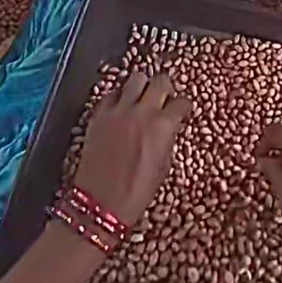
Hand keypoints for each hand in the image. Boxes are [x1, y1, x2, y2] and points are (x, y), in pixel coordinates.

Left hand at [73, 71, 188, 227]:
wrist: (100, 204)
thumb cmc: (137, 192)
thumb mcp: (163, 165)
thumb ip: (166, 138)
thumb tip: (167, 127)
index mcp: (163, 126)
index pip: (181, 103)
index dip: (183, 107)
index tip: (181, 110)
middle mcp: (142, 112)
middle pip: (160, 80)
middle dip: (166, 88)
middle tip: (164, 97)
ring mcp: (118, 111)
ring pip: (135, 78)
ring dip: (142, 86)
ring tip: (142, 97)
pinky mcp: (99, 115)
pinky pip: (112, 94)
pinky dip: (119, 97)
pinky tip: (121, 107)